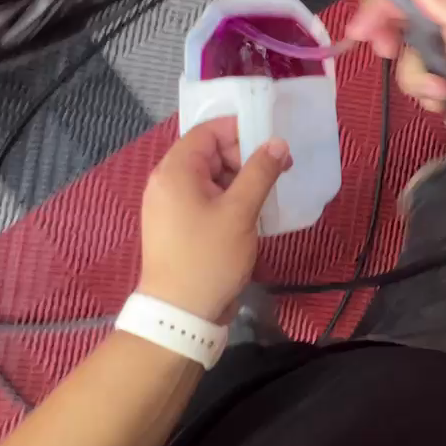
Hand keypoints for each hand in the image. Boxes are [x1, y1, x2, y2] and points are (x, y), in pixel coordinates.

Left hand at [136, 117, 289, 321]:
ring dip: (241, 180)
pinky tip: (253, 212)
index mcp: (175, 171)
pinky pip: (206, 199)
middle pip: (209, 153)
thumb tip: (277, 143)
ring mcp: (170, 206)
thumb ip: (260, 172)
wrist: (180, 315)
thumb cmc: (209, 257)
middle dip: (245, 156)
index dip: (240, 130)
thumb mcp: (240, 212)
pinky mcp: (179, 226)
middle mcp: (167, 183)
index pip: (207, 132)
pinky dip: (230, 198)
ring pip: (211, 177)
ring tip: (270, 193)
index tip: (272, 143)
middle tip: (278, 171)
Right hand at [344, 0, 445, 159]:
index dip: (378, 6)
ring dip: (415, 78)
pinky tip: (442, 103)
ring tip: (439, 93)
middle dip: (393, 44)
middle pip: (401, 22)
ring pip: (409, 56)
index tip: (360, 33)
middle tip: (388, 55)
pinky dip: (425, 93)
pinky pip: (421, 79)